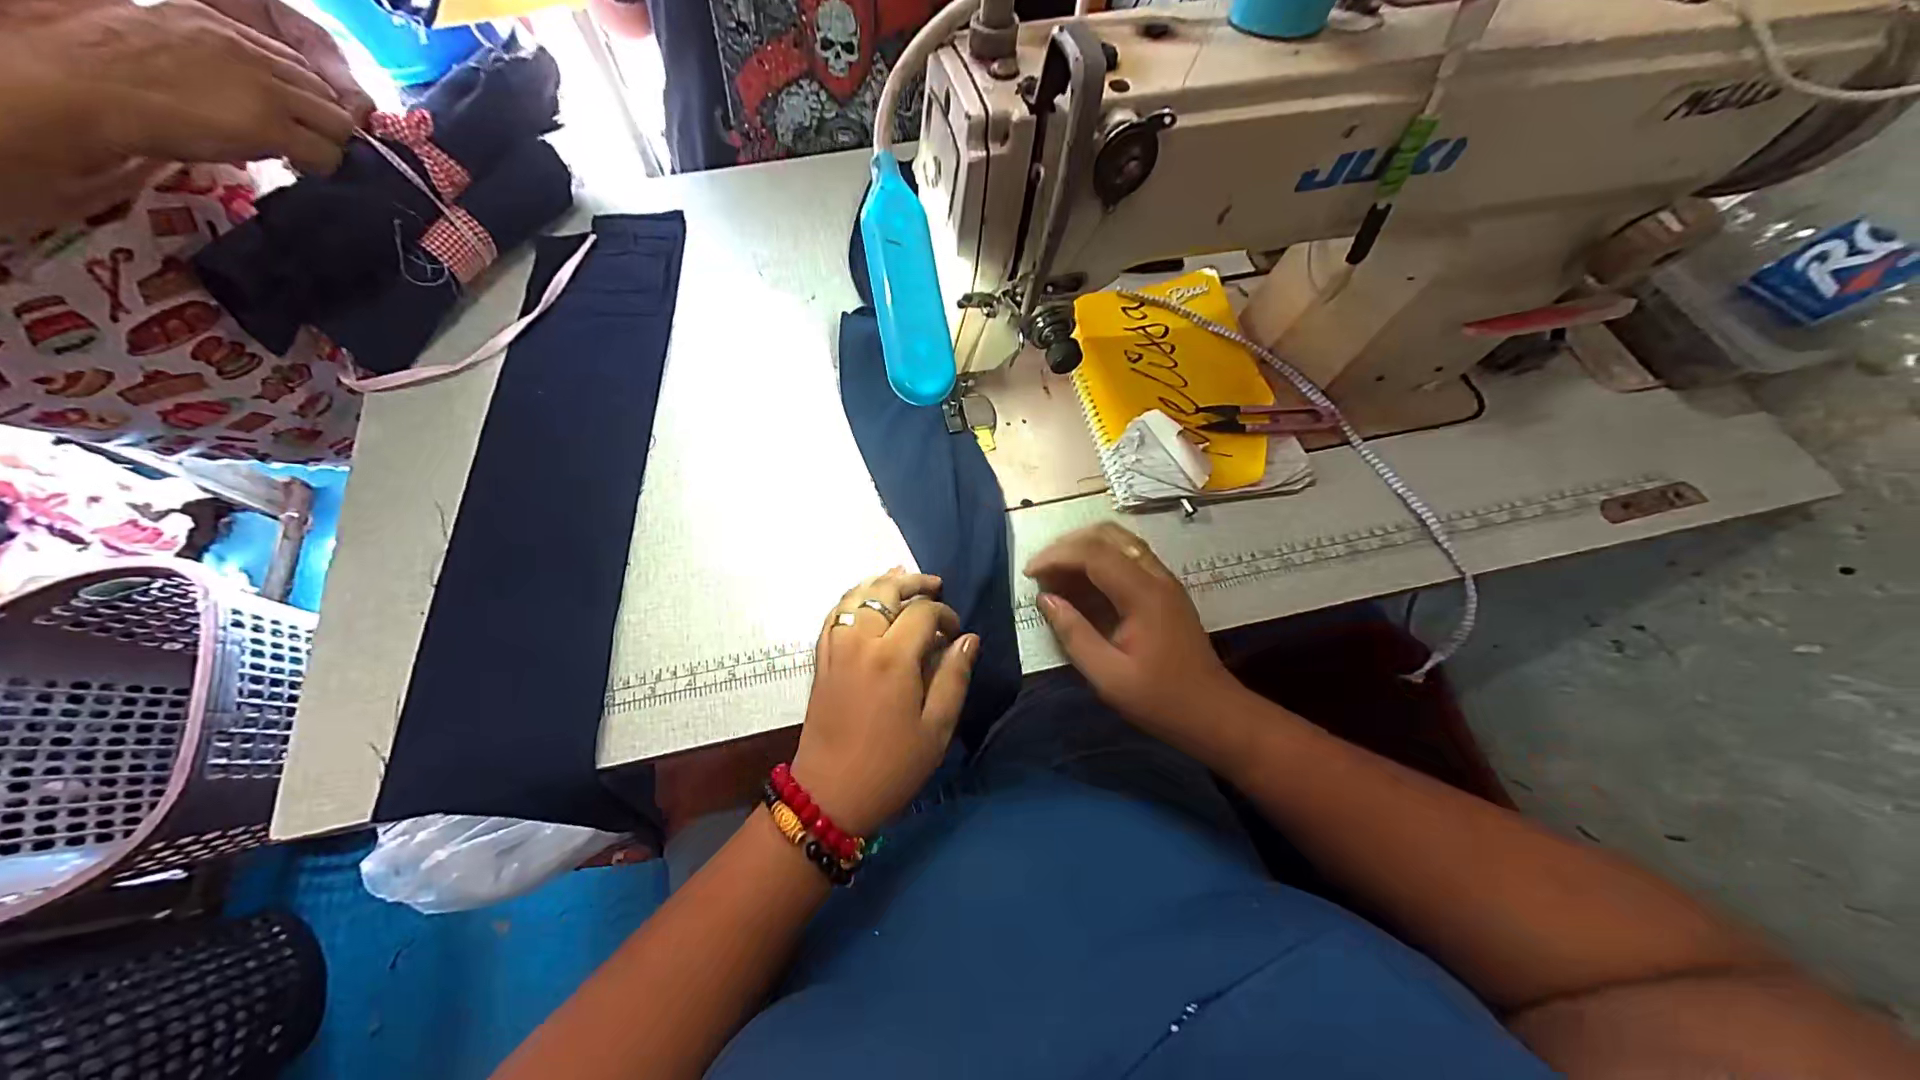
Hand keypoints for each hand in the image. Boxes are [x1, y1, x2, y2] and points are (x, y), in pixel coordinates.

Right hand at [3, 0, 356, 185]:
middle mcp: (249, 53)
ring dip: (328, 143)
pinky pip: (326, 153)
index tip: (292, 114)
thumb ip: (208, 60)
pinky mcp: (271, 127)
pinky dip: (322, 165)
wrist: (78, 86)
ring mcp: (265, 91)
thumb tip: (234, 90)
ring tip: (305, 155)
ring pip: (337, 123)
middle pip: (323, 92)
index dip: (301, 93)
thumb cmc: (100, 68)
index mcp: (216, 23)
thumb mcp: (161, 43)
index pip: (292, 62)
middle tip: (305, 139)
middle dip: (321, 119)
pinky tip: (302, 168)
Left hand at [790, 570, 977, 835]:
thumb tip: (968, 639)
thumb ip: (954, 676)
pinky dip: (853, 600)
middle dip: (913, 583)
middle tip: (935, 586)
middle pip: (884, 590)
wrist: (829, 794)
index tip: (956, 632)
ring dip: (881, 584)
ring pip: (855, 596)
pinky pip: (835, 614)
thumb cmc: (891, 766)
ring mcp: (835, 648)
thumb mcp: (936, 728)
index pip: (922, 612)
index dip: (944, 614)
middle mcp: (859, 642)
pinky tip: (867, 602)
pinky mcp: (821, 660)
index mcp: (892, 658)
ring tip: (902, 581)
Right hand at [1025, 523, 1244, 743]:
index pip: (1094, 553)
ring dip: (1084, 549)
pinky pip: (1129, 558)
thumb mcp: (1107, 676)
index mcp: (1143, 594)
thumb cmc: (1159, 699)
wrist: (1213, 713)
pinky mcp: (1165, 591)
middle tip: (1041, 570)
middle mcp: (1156, 577)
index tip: (1030, 573)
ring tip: (1056, 574)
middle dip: (1068, 545)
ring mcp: (1164, 581)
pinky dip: (1100, 560)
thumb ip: (1074, 633)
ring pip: (1120, 541)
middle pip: (1108, 535)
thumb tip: (1045, 599)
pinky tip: (1081, 584)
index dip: (1057, 556)